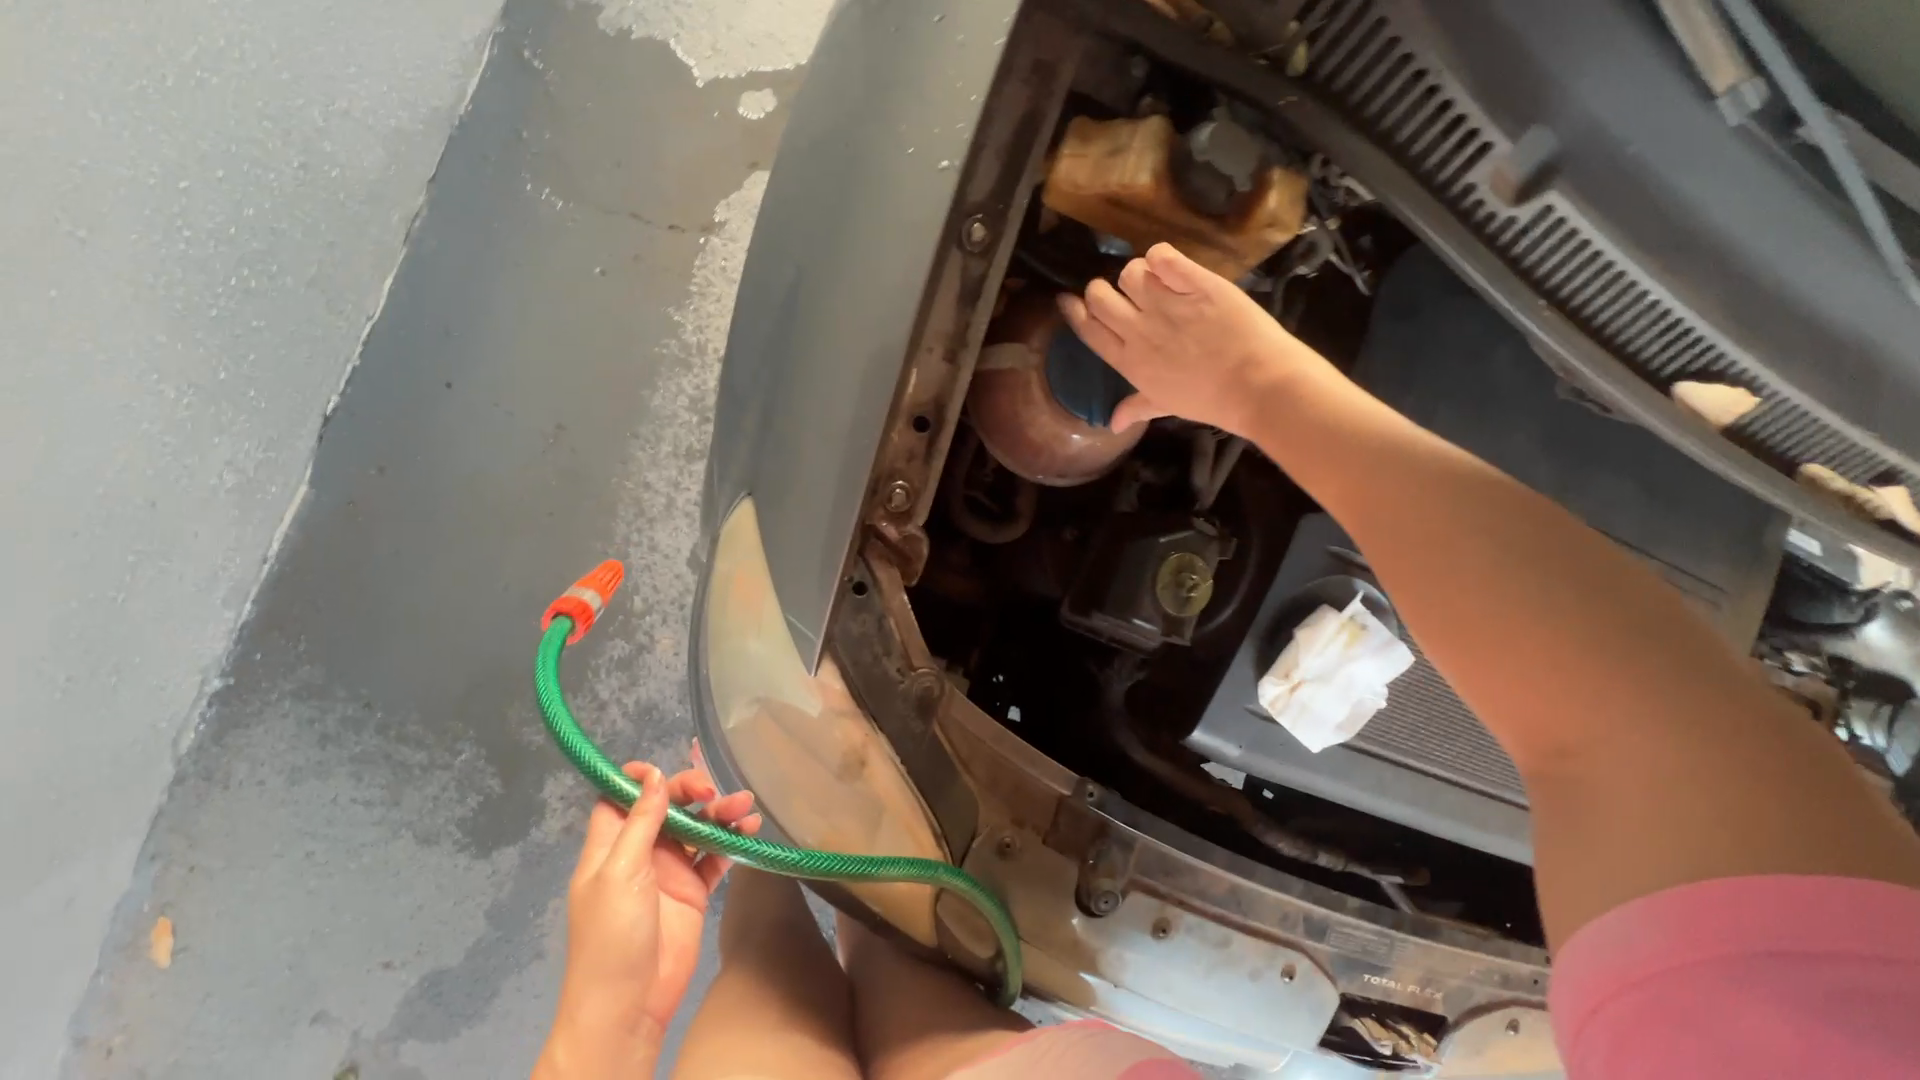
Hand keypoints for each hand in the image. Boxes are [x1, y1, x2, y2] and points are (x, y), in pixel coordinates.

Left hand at [535, 750, 760, 1079]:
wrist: (629, 1004)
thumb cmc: (613, 935)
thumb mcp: (620, 873)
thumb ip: (641, 823)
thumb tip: (653, 776)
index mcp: (611, 846)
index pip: (620, 799)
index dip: (637, 780)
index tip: (662, 768)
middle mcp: (640, 853)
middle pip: (666, 807)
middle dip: (690, 791)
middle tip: (713, 790)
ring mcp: (669, 872)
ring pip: (696, 828)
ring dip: (719, 813)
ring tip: (746, 805)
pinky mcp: (694, 892)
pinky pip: (715, 857)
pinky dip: (732, 841)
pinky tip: (750, 830)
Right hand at [1057, 243, 1339, 436]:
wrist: (1259, 385)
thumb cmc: (1212, 400)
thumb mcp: (1167, 406)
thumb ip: (1136, 407)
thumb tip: (1111, 424)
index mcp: (1128, 361)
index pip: (1087, 329)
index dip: (1075, 310)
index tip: (1068, 300)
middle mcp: (1139, 330)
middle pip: (1099, 295)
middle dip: (1104, 288)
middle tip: (1126, 294)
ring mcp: (1166, 303)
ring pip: (1131, 271)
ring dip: (1140, 273)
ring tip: (1158, 282)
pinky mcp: (1195, 282)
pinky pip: (1162, 255)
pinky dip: (1163, 257)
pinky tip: (1173, 266)